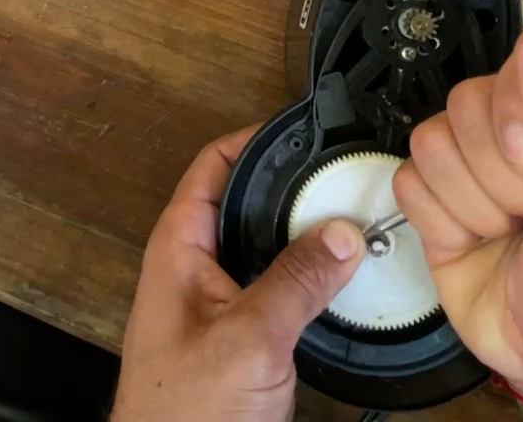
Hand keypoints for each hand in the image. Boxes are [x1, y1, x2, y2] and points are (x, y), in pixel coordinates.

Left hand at [114, 127, 365, 421]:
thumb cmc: (184, 412)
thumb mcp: (248, 337)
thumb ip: (296, 281)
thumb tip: (340, 233)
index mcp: (179, 244)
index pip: (213, 164)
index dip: (251, 139)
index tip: (295, 128)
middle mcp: (194, 262)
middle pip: (241, 200)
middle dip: (284, 185)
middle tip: (331, 171)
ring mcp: (214, 297)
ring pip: (260, 244)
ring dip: (296, 232)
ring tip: (342, 215)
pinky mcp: (235, 331)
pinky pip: (272, 282)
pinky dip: (302, 272)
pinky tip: (334, 277)